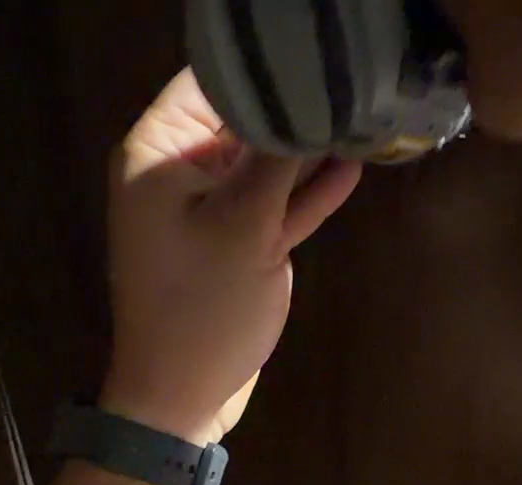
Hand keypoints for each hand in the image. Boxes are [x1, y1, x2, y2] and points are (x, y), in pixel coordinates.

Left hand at [102, 69, 360, 445]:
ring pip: (265, 167)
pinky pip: (275, 209)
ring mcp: (212, 213)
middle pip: (243, 122)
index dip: (264, 69)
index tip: (318, 52)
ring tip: (363, 115)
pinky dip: (305, 195)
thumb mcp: (242, 224)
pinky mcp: (239, 247)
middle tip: (352, 81)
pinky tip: (350, 167)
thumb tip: (313, 99)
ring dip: (309, 152)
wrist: (184, 396)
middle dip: (294, 107)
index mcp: (159, 153)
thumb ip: (279, 158)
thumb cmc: (200, 309)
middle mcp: (182, 174)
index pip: (212, 83)